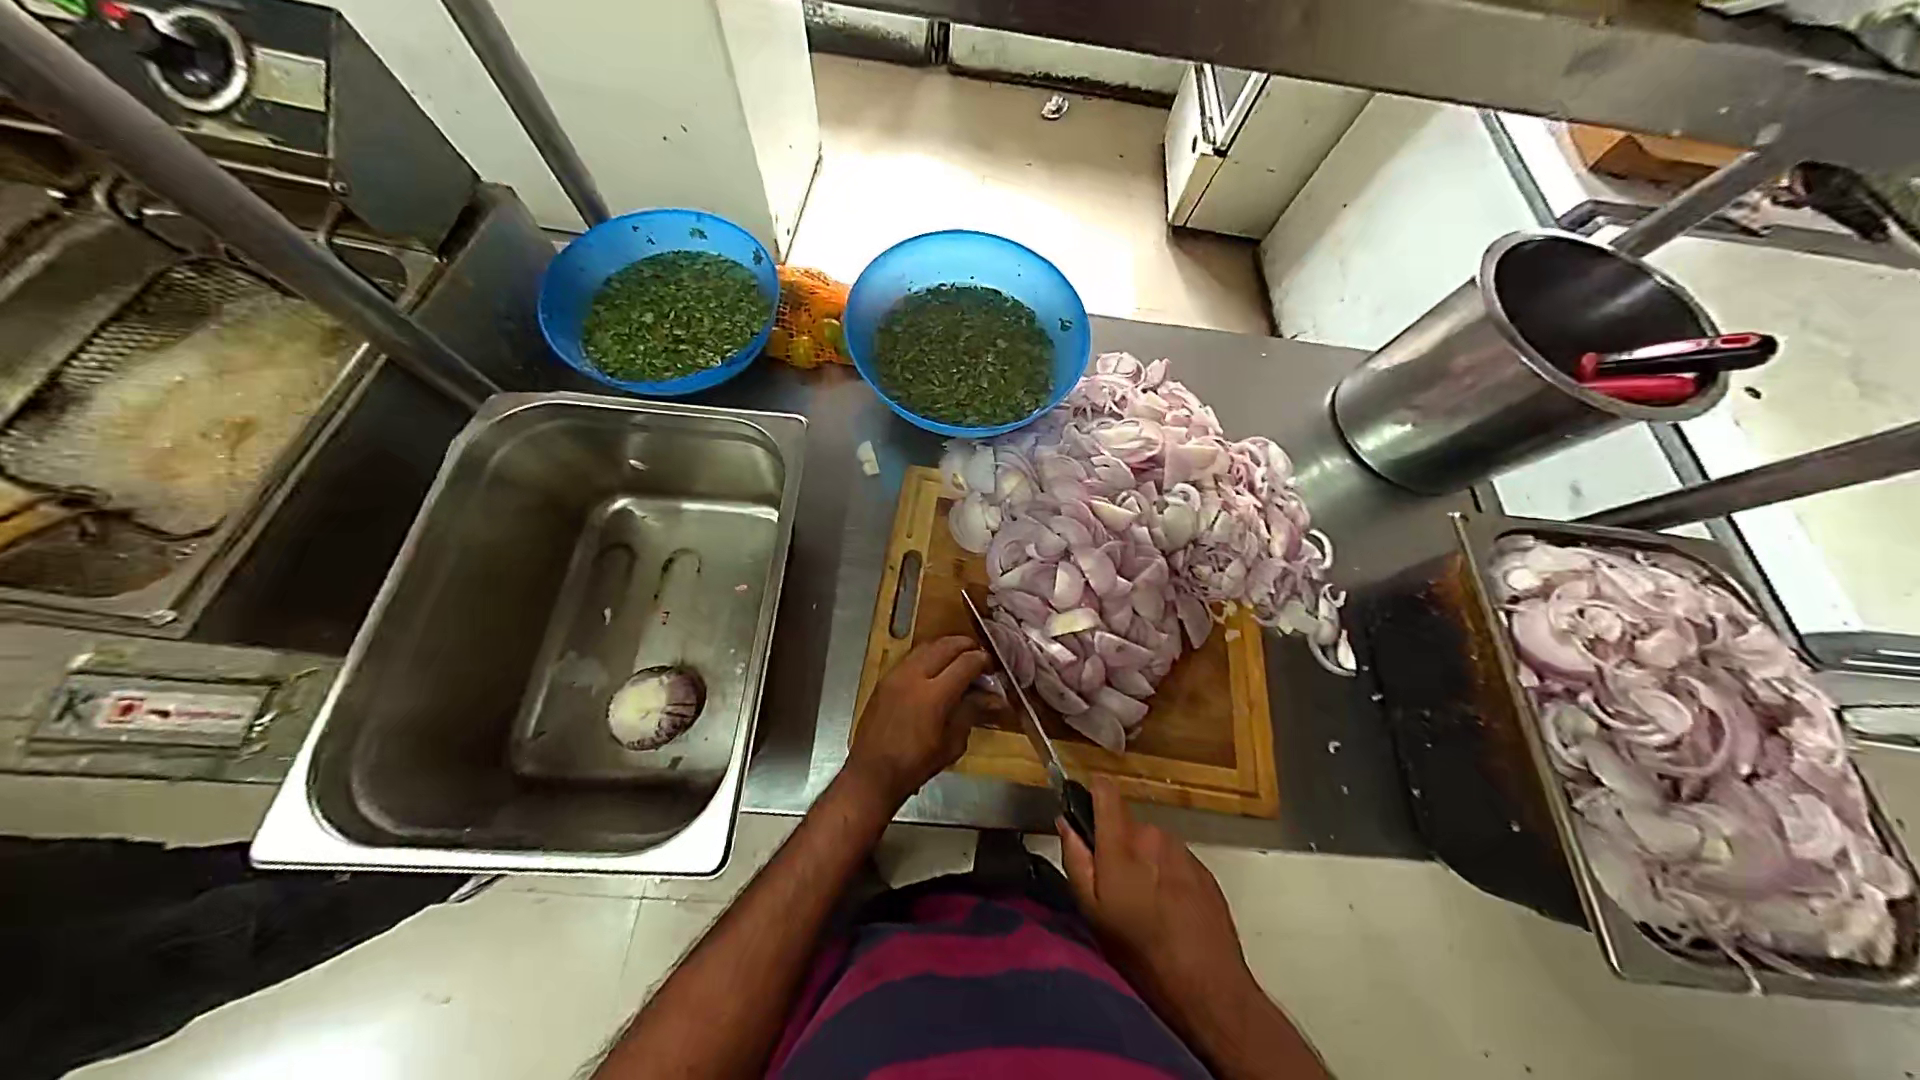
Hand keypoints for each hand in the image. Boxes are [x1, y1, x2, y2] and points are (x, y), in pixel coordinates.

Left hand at [845, 636, 996, 807]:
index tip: (992, 665)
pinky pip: (911, 656)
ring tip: (959, 657)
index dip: (983, 660)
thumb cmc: (915, 765)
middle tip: (979, 655)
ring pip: (926, 646)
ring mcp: (896, 675)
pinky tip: (935, 667)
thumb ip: (970, 712)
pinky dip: (928, 655)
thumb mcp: (952, 743)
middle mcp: (914, 677)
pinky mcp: (884, 679)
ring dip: (946, 647)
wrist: (872, 773)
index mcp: (934, 695)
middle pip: (945, 646)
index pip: (966, 662)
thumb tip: (990, 696)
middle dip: (966, 646)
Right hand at [1059, 777, 1258, 1036]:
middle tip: (1114, 884)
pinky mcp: (1204, 869)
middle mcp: (1154, 836)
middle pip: (1127, 823)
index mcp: (1122, 842)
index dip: (1093, 792)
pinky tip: (1169, 910)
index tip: (1085, 808)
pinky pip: (1174, 860)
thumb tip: (1065, 822)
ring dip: (1144, 861)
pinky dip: (1166, 875)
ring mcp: (1183, 851)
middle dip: (1118, 843)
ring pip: (1152, 843)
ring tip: (1144, 903)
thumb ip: (1075, 859)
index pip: (1106, 790)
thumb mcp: (1091, 911)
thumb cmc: (1139, 951)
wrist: (1208, 986)